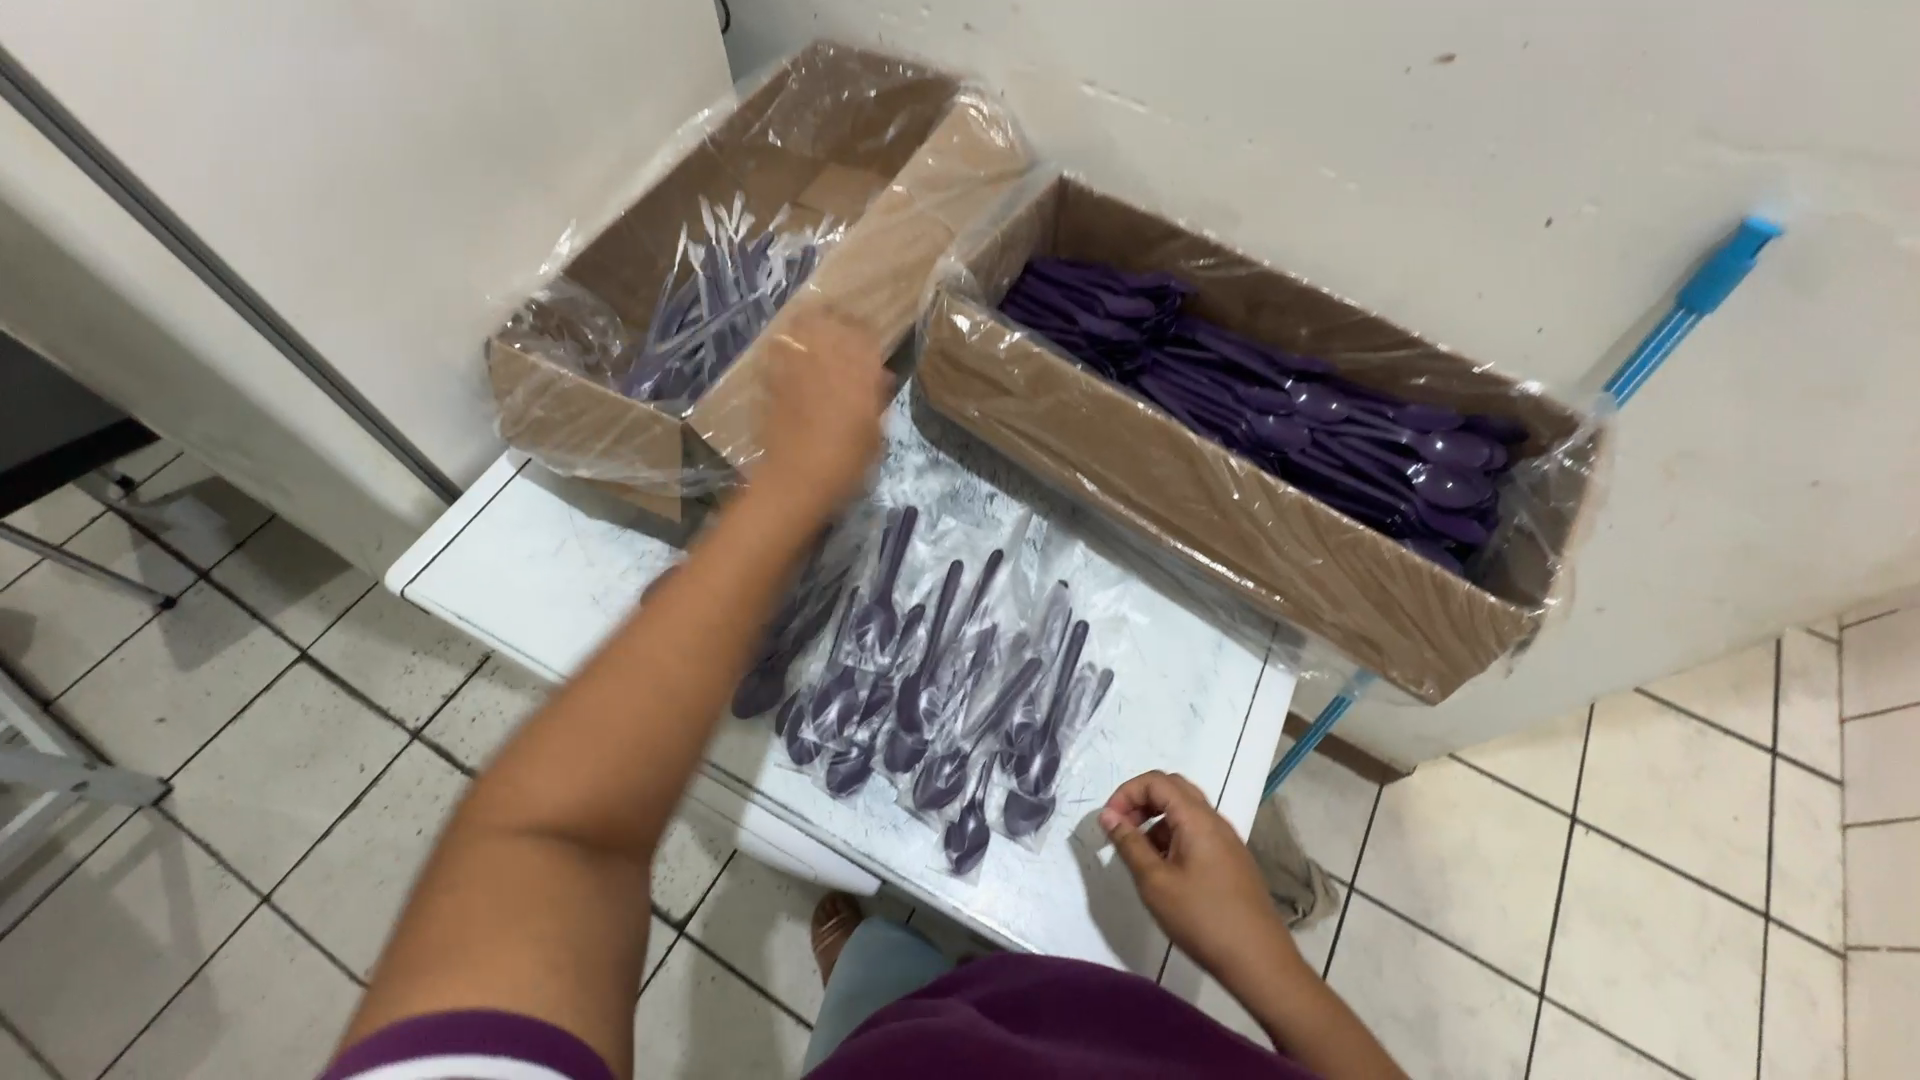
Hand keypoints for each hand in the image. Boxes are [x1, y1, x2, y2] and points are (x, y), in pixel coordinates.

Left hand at [752, 307, 893, 520]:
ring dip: (806, 324)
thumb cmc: (845, 466)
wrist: (796, 482)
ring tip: (808, 321)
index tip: (866, 332)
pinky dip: (782, 347)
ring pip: (799, 331)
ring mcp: (795, 370)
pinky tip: (783, 348)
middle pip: (829, 324)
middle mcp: (827, 365)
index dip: (864, 331)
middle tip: (836, 319)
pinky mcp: (770, 382)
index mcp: (859, 377)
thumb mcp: (874, 437)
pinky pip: (775, 353)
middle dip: (834, 319)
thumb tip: (880, 379)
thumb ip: (876, 402)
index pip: (863, 337)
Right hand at [1101, 771, 1301, 984]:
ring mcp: (1227, 841)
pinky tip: (1164, 870)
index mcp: (1197, 819)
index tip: (1108, 823)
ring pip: (1186, 811)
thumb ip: (1129, 844)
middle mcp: (1215, 821)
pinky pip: (1197, 832)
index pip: (1156, 781)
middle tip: (1121, 829)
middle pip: (1173, 789)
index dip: (1126, 793)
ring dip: (1156, 820)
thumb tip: (1108, 815)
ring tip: (1139, 854)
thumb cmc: (1202, 919)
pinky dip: (1173, 837)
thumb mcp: (1155, 882)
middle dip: (1141, 801)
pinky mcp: (1231, 861)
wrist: (1259, 961)